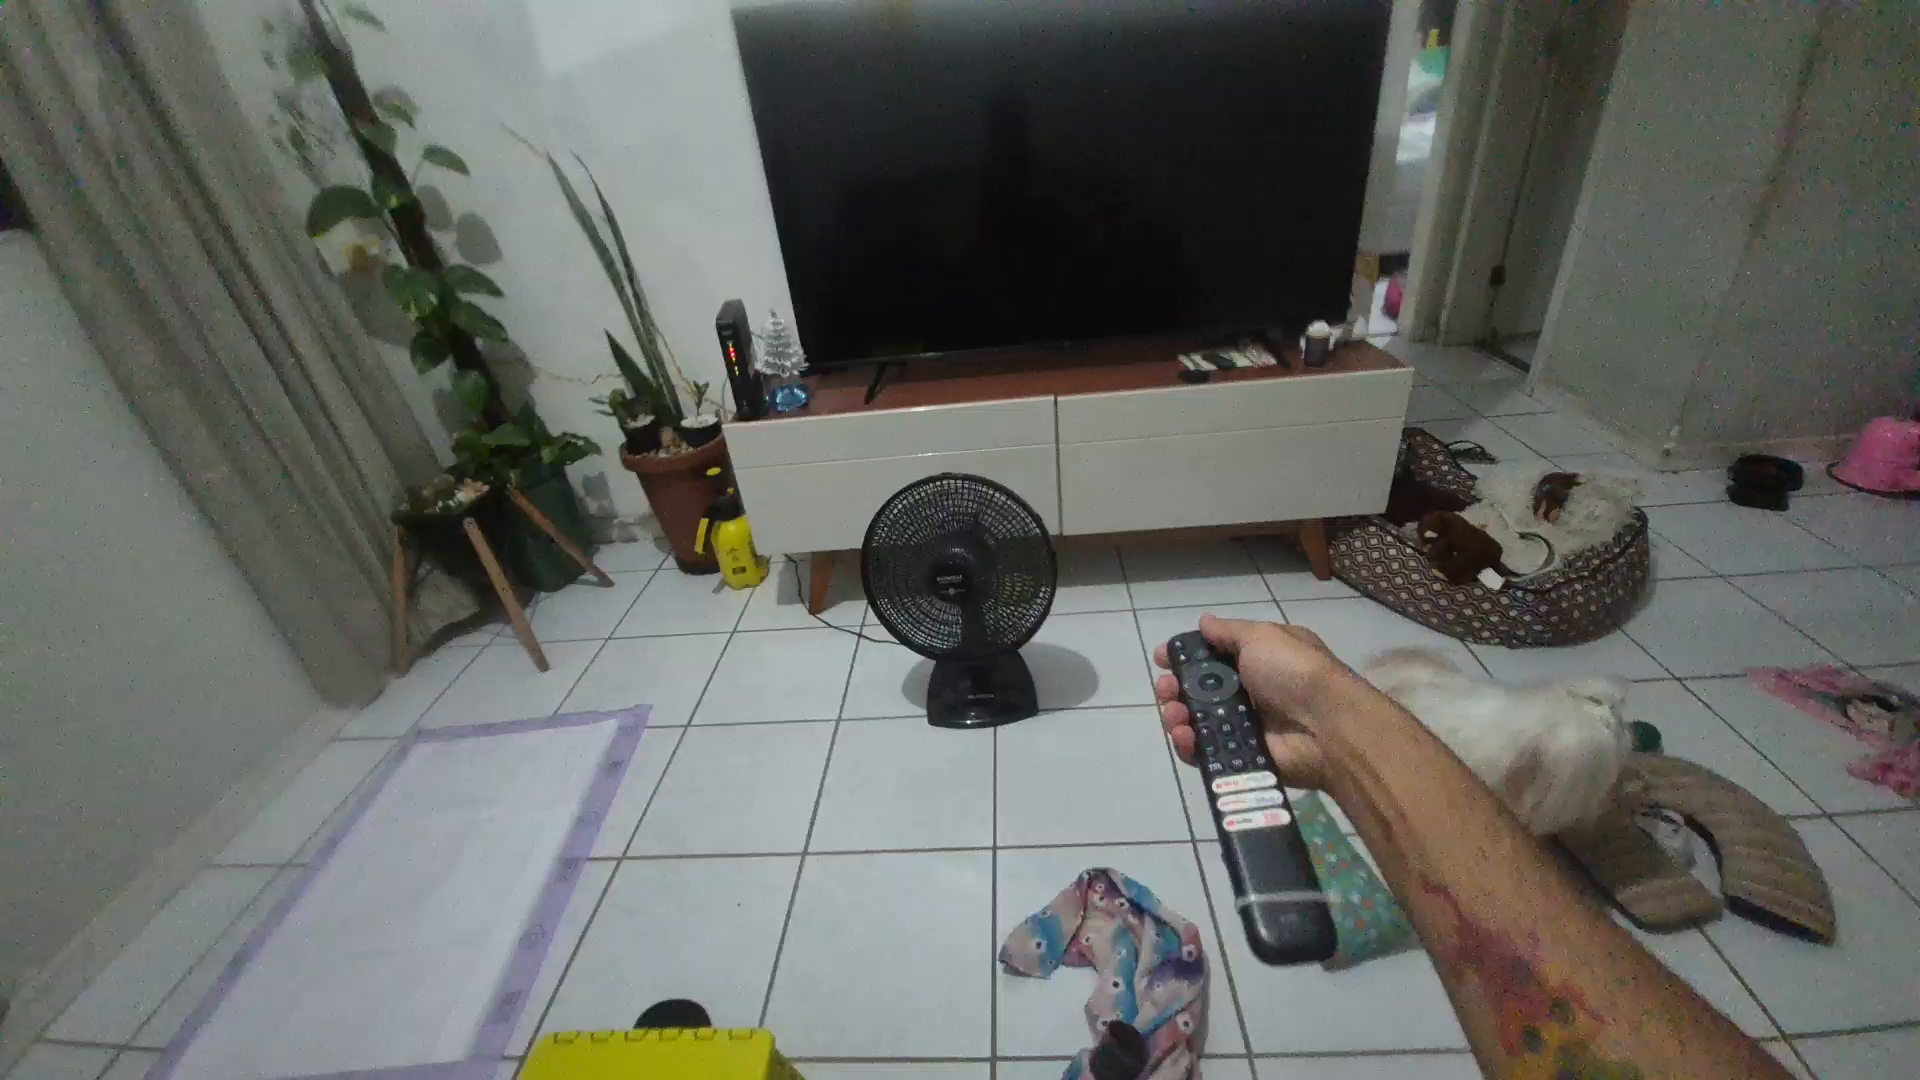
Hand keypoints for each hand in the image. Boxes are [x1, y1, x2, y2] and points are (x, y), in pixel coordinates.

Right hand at [1153, 614, 1345, 788]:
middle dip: (1173, 687)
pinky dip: (1188, 744)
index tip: (1162, 658)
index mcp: (1253, 660)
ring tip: (1174, 714)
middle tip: (1167, 689)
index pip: (1208, 656)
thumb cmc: (1295, 673)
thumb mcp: (1263, 637)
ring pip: (1195, 720)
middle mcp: (1246, 692)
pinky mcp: (1240, 756)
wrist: (1329, 727)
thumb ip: (1228, 632)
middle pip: (1196, 690)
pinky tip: (1184, 736)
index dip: (1183, 655)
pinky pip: (1205, 751)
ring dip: (1176, 715)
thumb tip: (1203, 621)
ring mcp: (1242, 726)